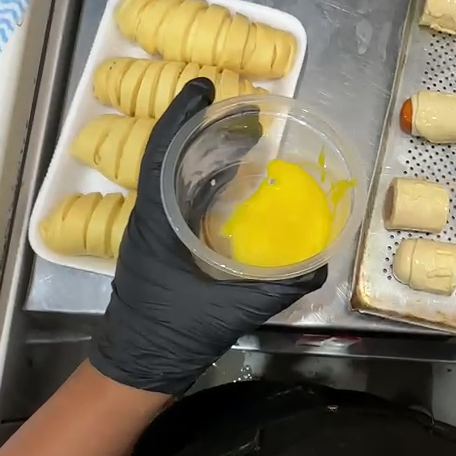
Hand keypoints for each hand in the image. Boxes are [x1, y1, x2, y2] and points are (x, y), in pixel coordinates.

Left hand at [90, 79, 327, 394]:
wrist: (136, 369)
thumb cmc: (171, 334)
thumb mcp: (230, 310)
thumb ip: (277, 288)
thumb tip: (319, 265)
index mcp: (156, 221)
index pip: (163, 152)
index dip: (182, 115)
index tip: (205, 86)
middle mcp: (150, 218)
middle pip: (173, 158)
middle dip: (205, 131)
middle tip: (244, 114)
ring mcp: (154, 233)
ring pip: (178, 180)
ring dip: (207, 157)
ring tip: (245, 141)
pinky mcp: (162, 249)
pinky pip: (184, 202)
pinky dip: (208, 186)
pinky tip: (235, 189)